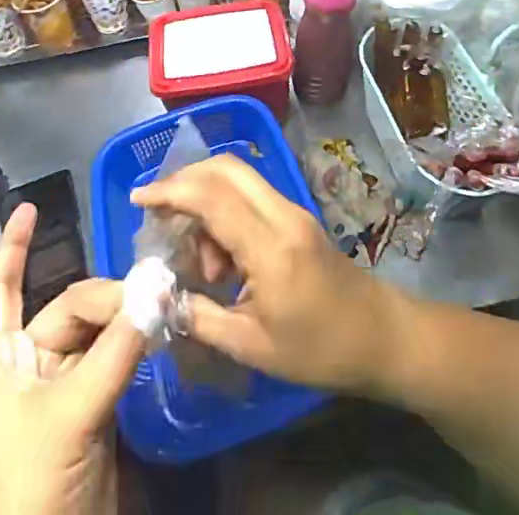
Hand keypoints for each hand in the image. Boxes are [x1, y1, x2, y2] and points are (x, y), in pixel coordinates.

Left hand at [0, 204, 145, 514]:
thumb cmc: (25, 488)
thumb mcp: (70, 415)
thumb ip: (117, 350)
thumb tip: (158, 292)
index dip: (12, 248)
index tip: (29, 207)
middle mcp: (25, 367)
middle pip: (67, 308)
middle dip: (107, 296)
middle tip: (154, 296)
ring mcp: (58, 390)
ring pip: (96, 333)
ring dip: (127, 318)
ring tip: (163, 308)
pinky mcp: (88, 411)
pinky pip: (112, 360)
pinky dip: (134, 344)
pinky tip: (159, 333)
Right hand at [131, 154, 396, 395]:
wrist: (380, 335)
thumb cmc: (319, 349)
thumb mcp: (250, 345)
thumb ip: (199, 316)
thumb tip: (158, 296)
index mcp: (271, 246)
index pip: (214, 197)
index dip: (171, 191)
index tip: (137, 200)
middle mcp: (284, 215)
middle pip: (228, 168)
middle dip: (185, 181)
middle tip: (158, 216)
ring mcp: (294, 211)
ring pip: (239, 180)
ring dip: (207, 205)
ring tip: (206, 268)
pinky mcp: (298, 218)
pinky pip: (252, 198)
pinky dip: (225, 213)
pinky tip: (224, 261)